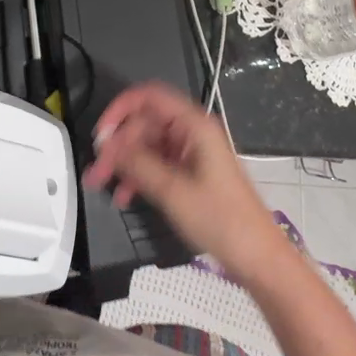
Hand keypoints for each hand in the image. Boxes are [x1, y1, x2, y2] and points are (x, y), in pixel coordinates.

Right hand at [81, 82, 285, 276]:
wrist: (258, 257)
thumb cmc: (223, 221)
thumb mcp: (174, 192)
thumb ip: (139, 164)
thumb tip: (109, 144)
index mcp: (195, 126)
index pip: (150, 98)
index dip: (121, 109)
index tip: (101, 133)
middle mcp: (193, 133)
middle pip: (146, 124)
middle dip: (119, 145)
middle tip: (97, 171)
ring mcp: (193, 154)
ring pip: (149, 146)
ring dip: (126, 163)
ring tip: (104, 185)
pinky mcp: (192, 174)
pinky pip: (158, 165)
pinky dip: (140, 177)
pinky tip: (126, 196)